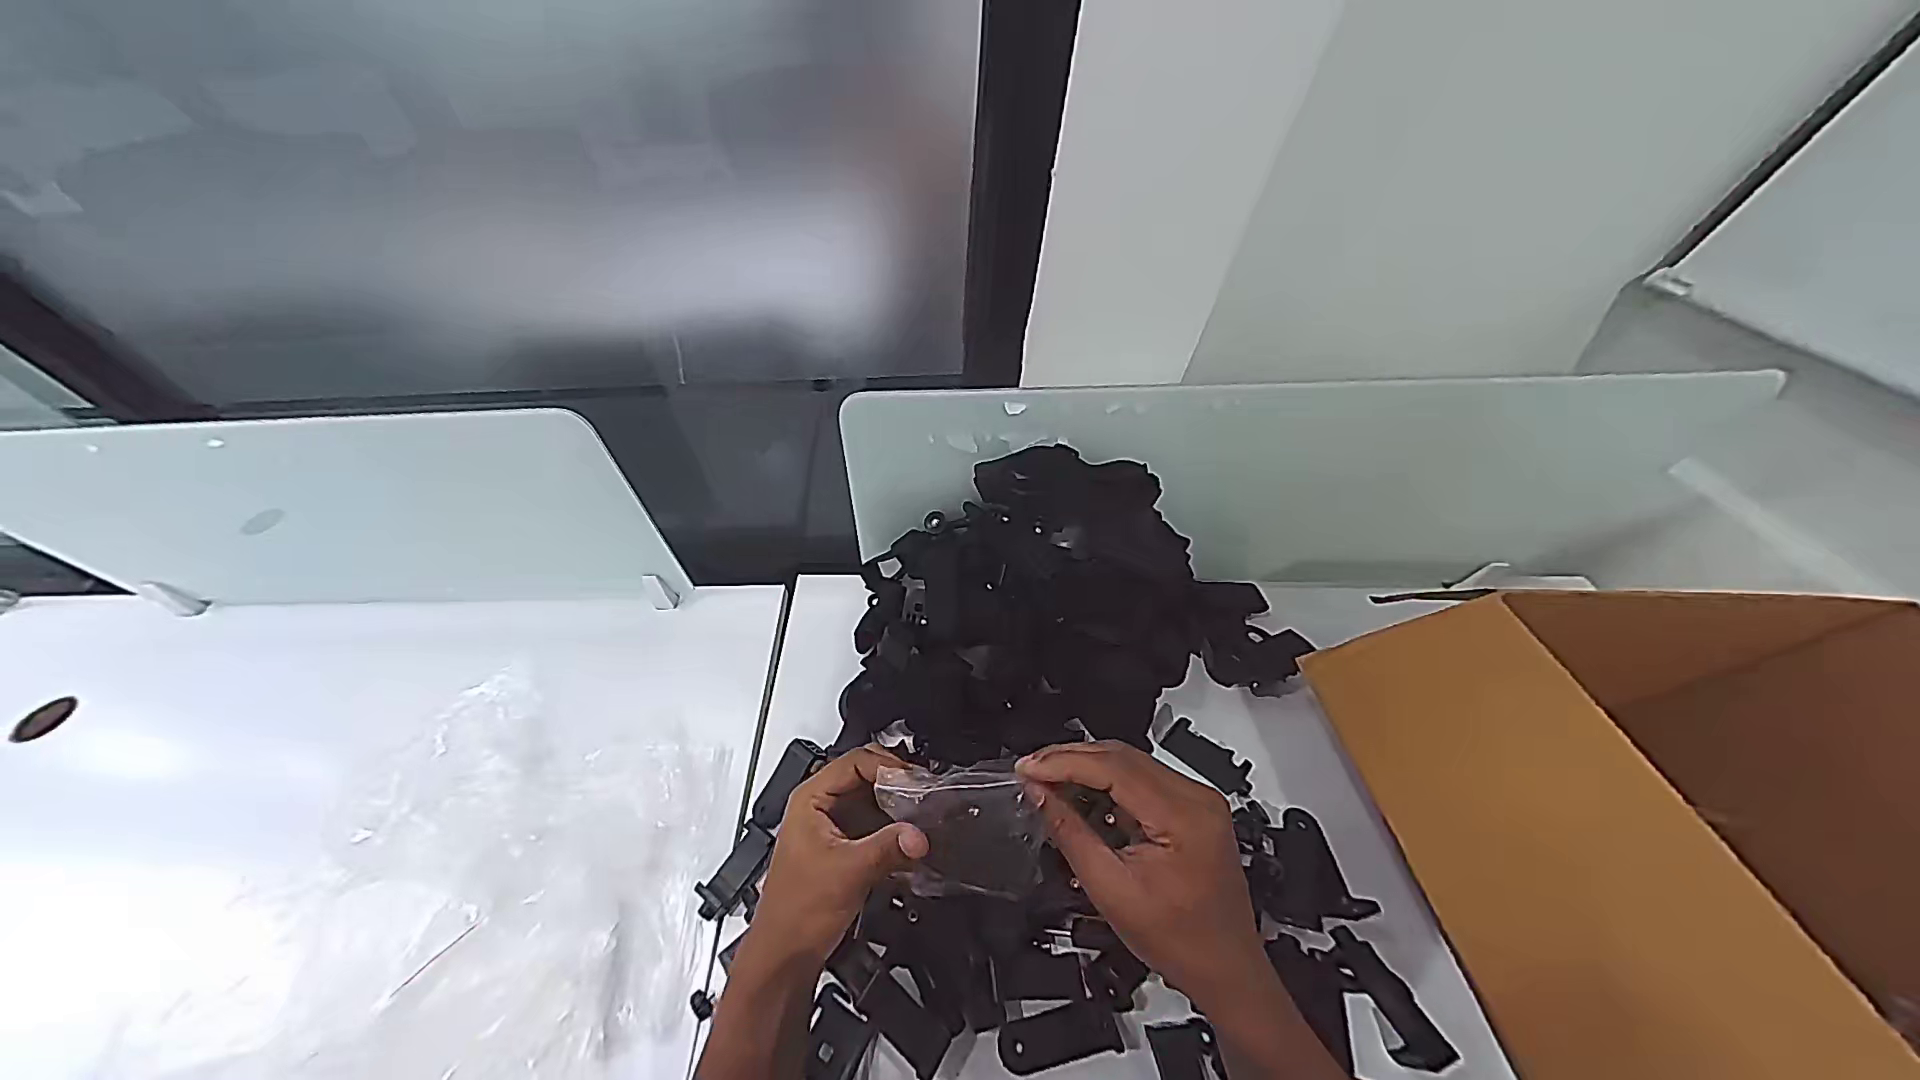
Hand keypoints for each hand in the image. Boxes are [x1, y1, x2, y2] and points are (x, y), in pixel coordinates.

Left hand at [747, 744, 929, 965]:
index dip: (888, 766)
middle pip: (866, 775)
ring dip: (897, 805)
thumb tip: (918, 833)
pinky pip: (874, 822)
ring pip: (872, 799)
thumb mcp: (849, 872)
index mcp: (810, 799)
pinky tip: (909, 837)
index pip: (856, 761)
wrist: (785, 957)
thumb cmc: (794, 915)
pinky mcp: (843, 845)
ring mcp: (832, 825)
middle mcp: (819, 806)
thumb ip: (888, 848)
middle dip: (896, 783)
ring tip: (921, 812)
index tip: (913, 780)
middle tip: (922, 791)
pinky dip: (893, 826)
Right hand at [1016, 740, 1269, 1010]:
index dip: (1063, 762)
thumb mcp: (1111, 890)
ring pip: (1129, 761)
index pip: (1113, 767)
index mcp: (1184, 816)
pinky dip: (1106, 780)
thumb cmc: (1182, 942)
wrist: (1226, 970)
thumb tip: (1040, 794)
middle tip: (1031, 770)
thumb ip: (1070, 834)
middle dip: (1070, 758)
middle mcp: (1197, 798)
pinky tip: (1080, 791)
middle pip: (1120, 755)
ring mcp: (1197, 799)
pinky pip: (1141, 777)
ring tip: (1048, 780)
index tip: (1029, 768)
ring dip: (1086, 766)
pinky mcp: (1191, 806)